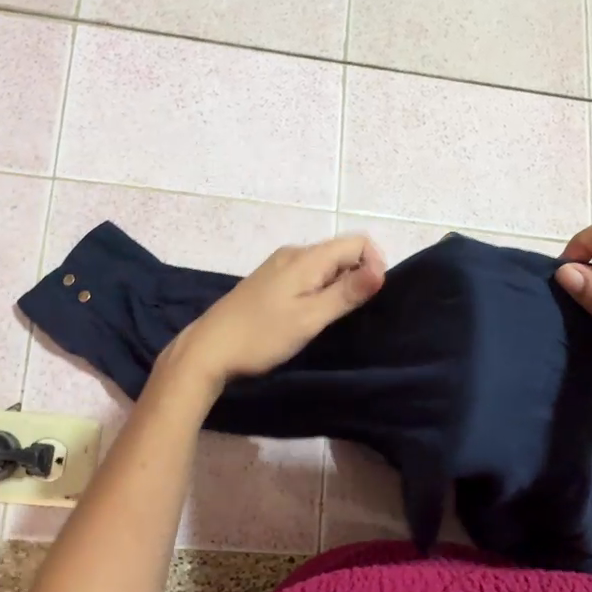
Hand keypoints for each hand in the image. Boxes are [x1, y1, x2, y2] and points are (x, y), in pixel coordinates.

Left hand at [160, 234, 386, 389]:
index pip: (358, 242)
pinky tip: (308, 315)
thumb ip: (346, 293)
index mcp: (305, 257)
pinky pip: (307, 275)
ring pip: (324, 265)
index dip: (374, 264)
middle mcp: (293, 253)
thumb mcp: (310, 318)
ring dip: (337, 286)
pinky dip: (318, 290)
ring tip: (328, 318)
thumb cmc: (262, 336)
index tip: (369, 298)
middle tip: (348, 314)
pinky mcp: (269, 281)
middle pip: (341, 252)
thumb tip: (382, 270)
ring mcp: (279, 266)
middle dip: (356, 276)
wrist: (209, 349)